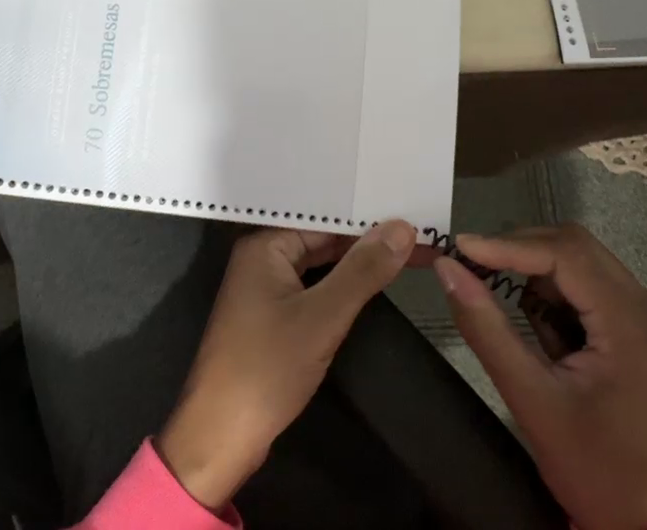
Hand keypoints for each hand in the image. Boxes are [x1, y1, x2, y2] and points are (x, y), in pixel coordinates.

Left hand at [157, 220, 416, 509]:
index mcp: (264, 246)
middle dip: (369, 238)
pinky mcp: (271, 314)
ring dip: (358, 261)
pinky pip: (313, 286)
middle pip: (322, 238)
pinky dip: (342, 284)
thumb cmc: (267, 367)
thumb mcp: (323, 317)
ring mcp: (265, 287)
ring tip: (410, 248)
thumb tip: (402, 226)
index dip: (370, 218)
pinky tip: (372, 281)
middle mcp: (261, 257)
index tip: (414, 213)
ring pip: (319, 263)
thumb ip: (362, 271)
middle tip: (423, 232)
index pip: (325, 218)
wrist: (222, 432)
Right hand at [436, 225, 646, 529]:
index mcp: (635, 329)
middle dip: (521, 252)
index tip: (459, 248)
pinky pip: (597, 291)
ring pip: (587, 265)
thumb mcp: (530, 398)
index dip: (508, 244)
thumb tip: (446, 269)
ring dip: (540, 274)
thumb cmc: (594, 469)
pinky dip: (561, 296)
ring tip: (511, 312)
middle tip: (474, 268)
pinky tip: (545, 334)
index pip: (568, 255)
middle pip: (580, 250)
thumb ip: (485, 327)